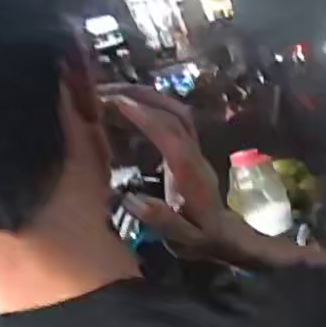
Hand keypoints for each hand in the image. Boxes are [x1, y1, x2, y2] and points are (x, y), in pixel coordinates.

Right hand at [99, 84, 250, 260]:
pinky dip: (148, 108)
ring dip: (145, 98)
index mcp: (192, 174)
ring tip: (108, 93)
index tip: (113, 102)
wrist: (225, 236)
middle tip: (100, 89)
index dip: (145, 118)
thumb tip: (135, 201)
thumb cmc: (203, 236)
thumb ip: (164, 221)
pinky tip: (122, 107)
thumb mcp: (185, 237)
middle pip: (176, 116)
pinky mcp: (190, 151)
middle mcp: (196, 156)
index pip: (172, 138)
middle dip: (141, 97)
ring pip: (177, 114)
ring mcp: (195, 151)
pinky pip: (173, 121)